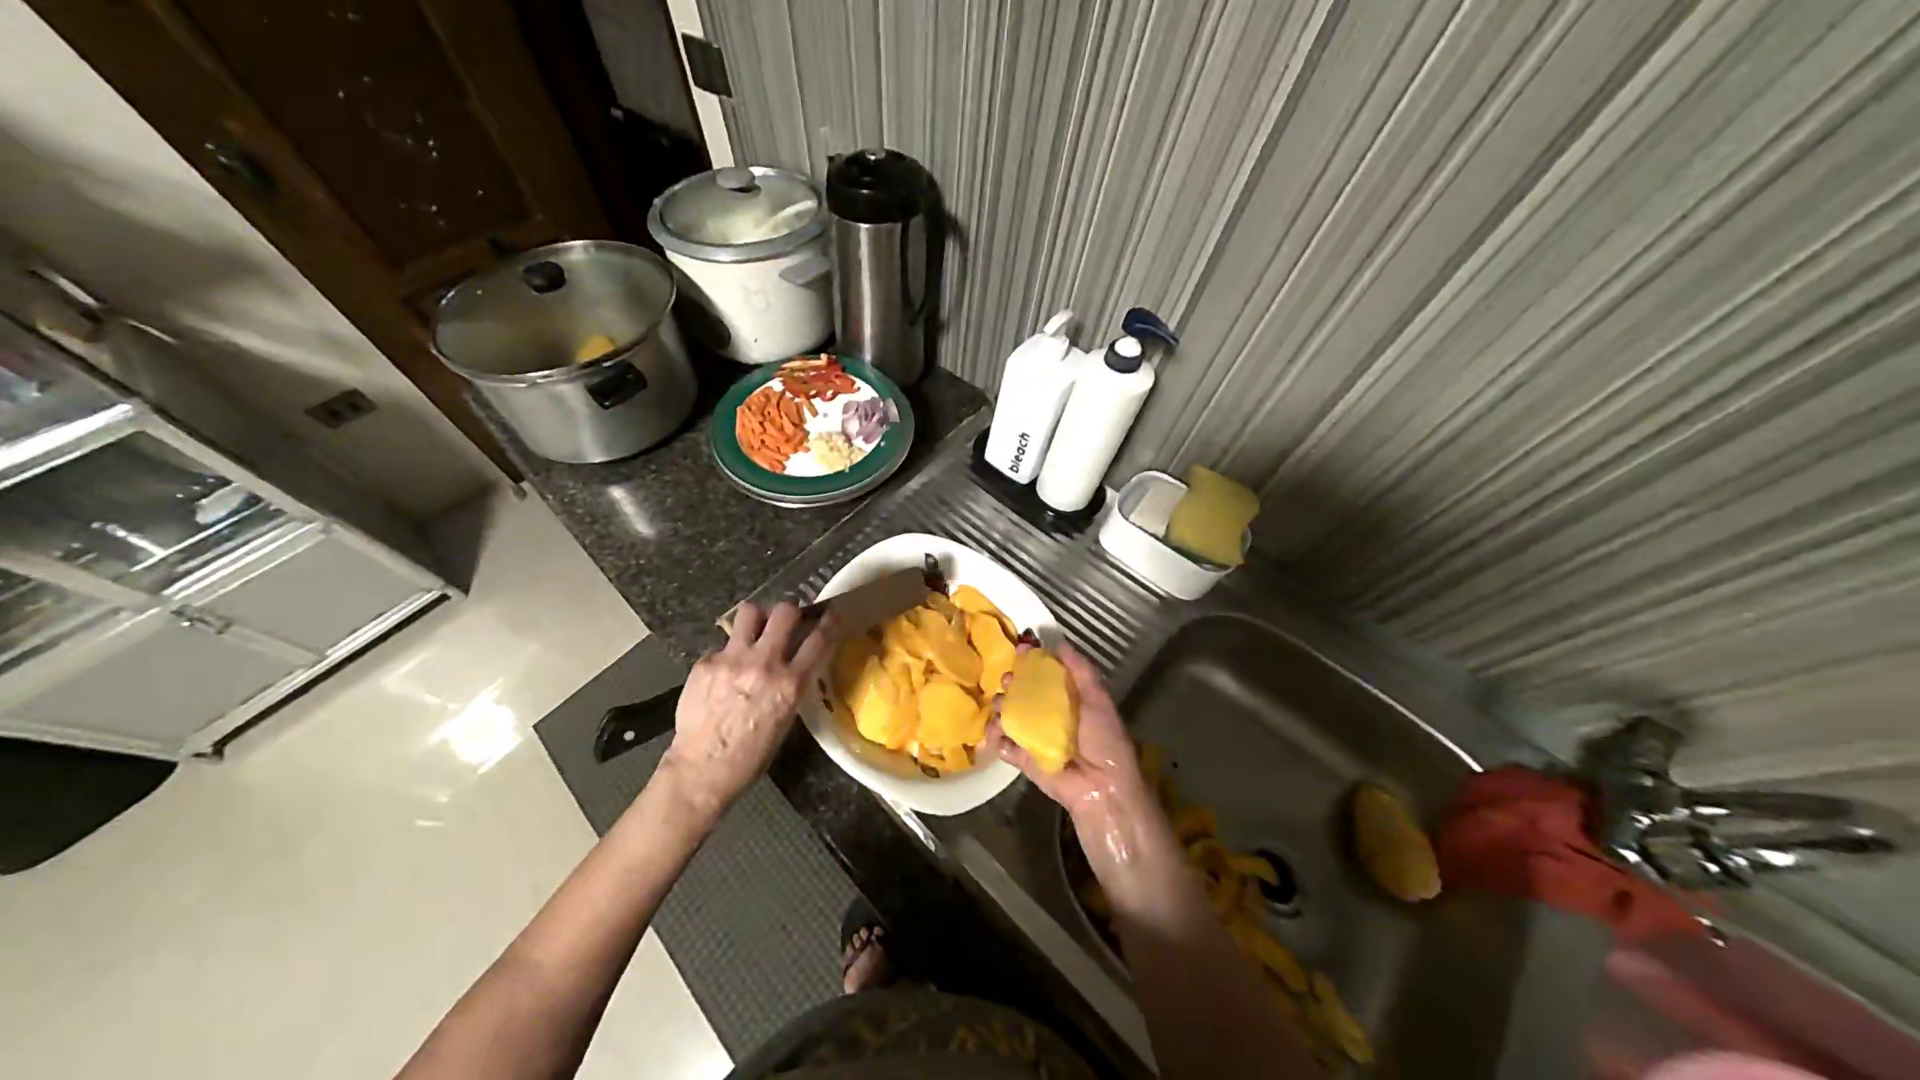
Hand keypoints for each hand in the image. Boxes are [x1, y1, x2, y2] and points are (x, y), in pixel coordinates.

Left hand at [660, 602, 833, 819]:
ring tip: (754, 631)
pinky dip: (727, 654)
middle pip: (785, 612)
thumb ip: (791, 684)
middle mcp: (764, 663)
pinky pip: (722, 645)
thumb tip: (792, 663)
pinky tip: (722, 672)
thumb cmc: (752, 754)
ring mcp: (732, 659)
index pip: (819, 639)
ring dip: (757, 618)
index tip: (830, 613)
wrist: (703, 768)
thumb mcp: (786, 717)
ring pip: (750, 612)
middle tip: (786, 620)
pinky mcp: (705, 662)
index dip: (829, 621)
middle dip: (790, 611)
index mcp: (790, 683)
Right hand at [988, 643, 1190, 916]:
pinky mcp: (1028, 764)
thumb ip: (1081, 673)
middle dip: (1012, 684)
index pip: (1048, 675)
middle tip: (1005, 680)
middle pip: (1025, 695)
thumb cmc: (1106, 744)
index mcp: (1074, 702)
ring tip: (998, 705)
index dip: (1032, 662)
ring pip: (1011, 718)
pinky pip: (1007, 748)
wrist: (1103, 793)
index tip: (1019, 649)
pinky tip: (995, 733)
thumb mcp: (1098, 701)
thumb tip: (1061, 643)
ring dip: (1001, 709)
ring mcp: (1039, 741)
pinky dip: (998, 740)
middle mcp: (1055, 718)